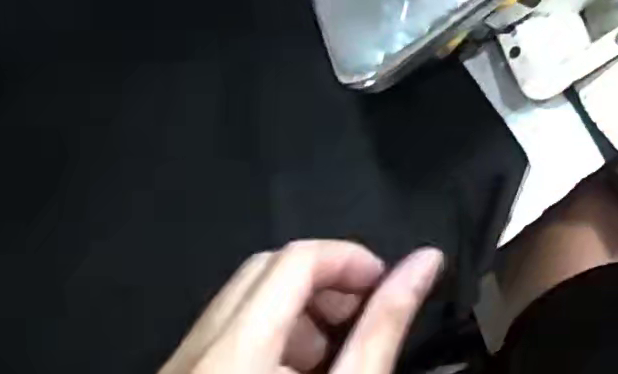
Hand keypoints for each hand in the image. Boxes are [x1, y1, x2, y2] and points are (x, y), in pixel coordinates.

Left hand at [159, 241, 442, 373]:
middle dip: (322, 280)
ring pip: (238, 305)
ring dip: (294, 309)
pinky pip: (217, 340)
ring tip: (330, 356)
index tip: (385, 287)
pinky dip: (264, 340)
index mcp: (232, 355)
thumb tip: (427, 259)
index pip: (297, 259)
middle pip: (263, 270)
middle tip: (360, 315)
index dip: (350, 259)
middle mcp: (190, 358)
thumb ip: (385, 324)